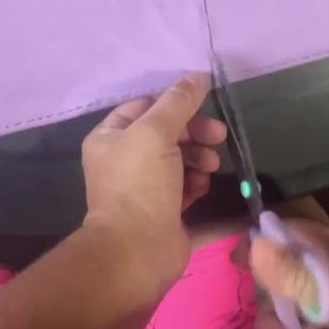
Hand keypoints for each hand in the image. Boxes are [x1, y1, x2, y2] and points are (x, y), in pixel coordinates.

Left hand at [79, 73, 226, 286]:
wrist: (138, 253)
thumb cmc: (140, 185)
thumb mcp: (157, 132)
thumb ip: (179, 101)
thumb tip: (199, 75)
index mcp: (110, 136)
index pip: (146, 105)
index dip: (175, 102)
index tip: (203, 103)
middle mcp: (124, 158)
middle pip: (167, 131)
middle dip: (194, 131)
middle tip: (218, 136)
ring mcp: (144, 185)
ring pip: (179, 157)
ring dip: (198, 156)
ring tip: (209, 165)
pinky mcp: (163, 209)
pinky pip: (185, 184)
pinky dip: (196, 181)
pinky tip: (202, 187)